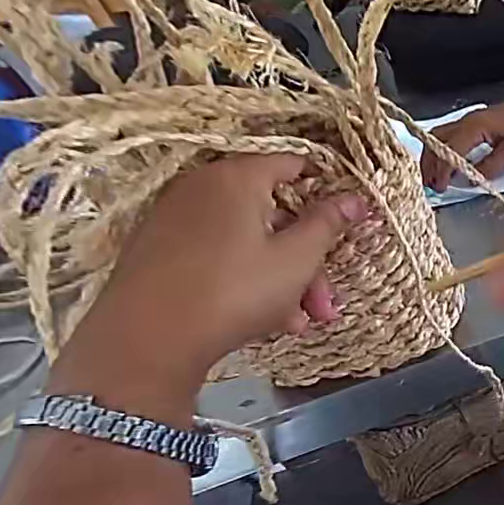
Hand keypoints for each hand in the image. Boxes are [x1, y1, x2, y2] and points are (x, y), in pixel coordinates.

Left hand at [53, 155, 365, 409]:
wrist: (148, 340)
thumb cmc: (235, 290)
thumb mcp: (297, 258)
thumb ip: (328, 223)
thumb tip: (355, 198)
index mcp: (237, 178)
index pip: (293, 164)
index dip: (327, 190)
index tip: (349, 221)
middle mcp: (203, 188)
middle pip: (275, 213)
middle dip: (310, 258)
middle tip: (327, 299)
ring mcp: (178, 219)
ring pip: (252, 240)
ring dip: (286, 278)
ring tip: (301, 319)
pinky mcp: (163, 251)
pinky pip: (223, 255)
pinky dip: (251, 280)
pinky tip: (271, 320)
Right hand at [420, 95, 503, 191]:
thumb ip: (492, 166)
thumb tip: (472, 180)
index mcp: (475, 126)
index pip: (450, 150)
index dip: (444, 170)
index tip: (441, 187)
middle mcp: (465, 121)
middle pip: (435, 141)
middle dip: (430, 164)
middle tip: (431, 185)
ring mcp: (466, 121)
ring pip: (437, 137)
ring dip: (431, 157)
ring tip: (432, 177)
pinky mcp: (469, 124)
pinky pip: (446, 136)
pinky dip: (438, 150)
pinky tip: (442, 164)